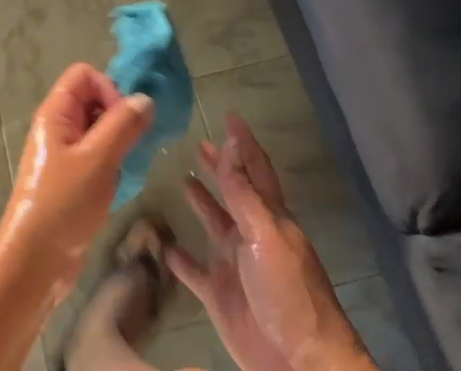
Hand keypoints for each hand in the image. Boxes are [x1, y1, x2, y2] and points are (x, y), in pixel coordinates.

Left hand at [0, 64, 153, 303]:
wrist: (34, 263)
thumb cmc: (63, 205)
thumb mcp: (97, 160)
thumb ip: (122, 125)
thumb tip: (145, 98)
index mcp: (54, 114)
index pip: (84, 75)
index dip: (108, 89)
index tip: (124, 120)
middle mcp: (57, 128)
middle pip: (92, 100)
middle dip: (118, 116)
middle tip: (132, 146)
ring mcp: (63, 155)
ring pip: (98, 130)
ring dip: (119, 143)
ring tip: (127, 168)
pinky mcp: (71, 180)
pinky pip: (97, 157)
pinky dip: (113, 164)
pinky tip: (120, 186)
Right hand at [168, 115, 374, 370]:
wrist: (298, 359)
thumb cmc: (289, 291)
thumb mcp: (266, 235)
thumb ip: (244, 192)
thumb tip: (231, 143)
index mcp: (270, 216)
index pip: (255, 170)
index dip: (243, 143)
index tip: (230, 115)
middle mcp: (251, 234)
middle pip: (233, 192)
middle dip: (220, 167)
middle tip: (200, 144)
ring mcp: (235, 264)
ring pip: (213, 225)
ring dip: (200, 203)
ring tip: (182, 179)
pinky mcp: (218, 294)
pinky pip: (192, 269)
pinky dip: (177, 256)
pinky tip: (161, 243)